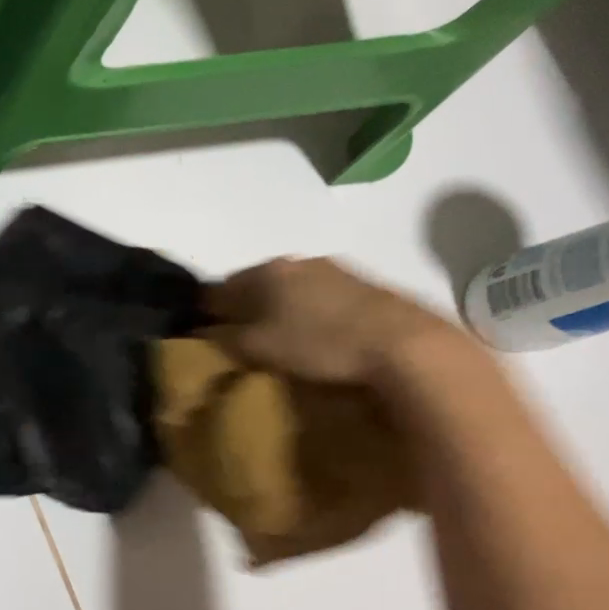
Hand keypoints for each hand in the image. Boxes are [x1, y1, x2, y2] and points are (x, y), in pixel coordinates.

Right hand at [205, 257, 465, 385]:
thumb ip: (222, 337)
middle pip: (255, 286)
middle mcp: (298, 261)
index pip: (218, 288)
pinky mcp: (366, 285)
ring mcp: (336, 269)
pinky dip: (308, 313)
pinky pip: (318, 297)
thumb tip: (202, 331)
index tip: (205, 337)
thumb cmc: (319, 344)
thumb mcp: (255, 348)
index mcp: (266, 270)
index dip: (206, 313)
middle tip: (241, 342)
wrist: (406, 345)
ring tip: (279, 342)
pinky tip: (314, 337)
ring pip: (288, 290)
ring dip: (278, 311)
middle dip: (244, 309)